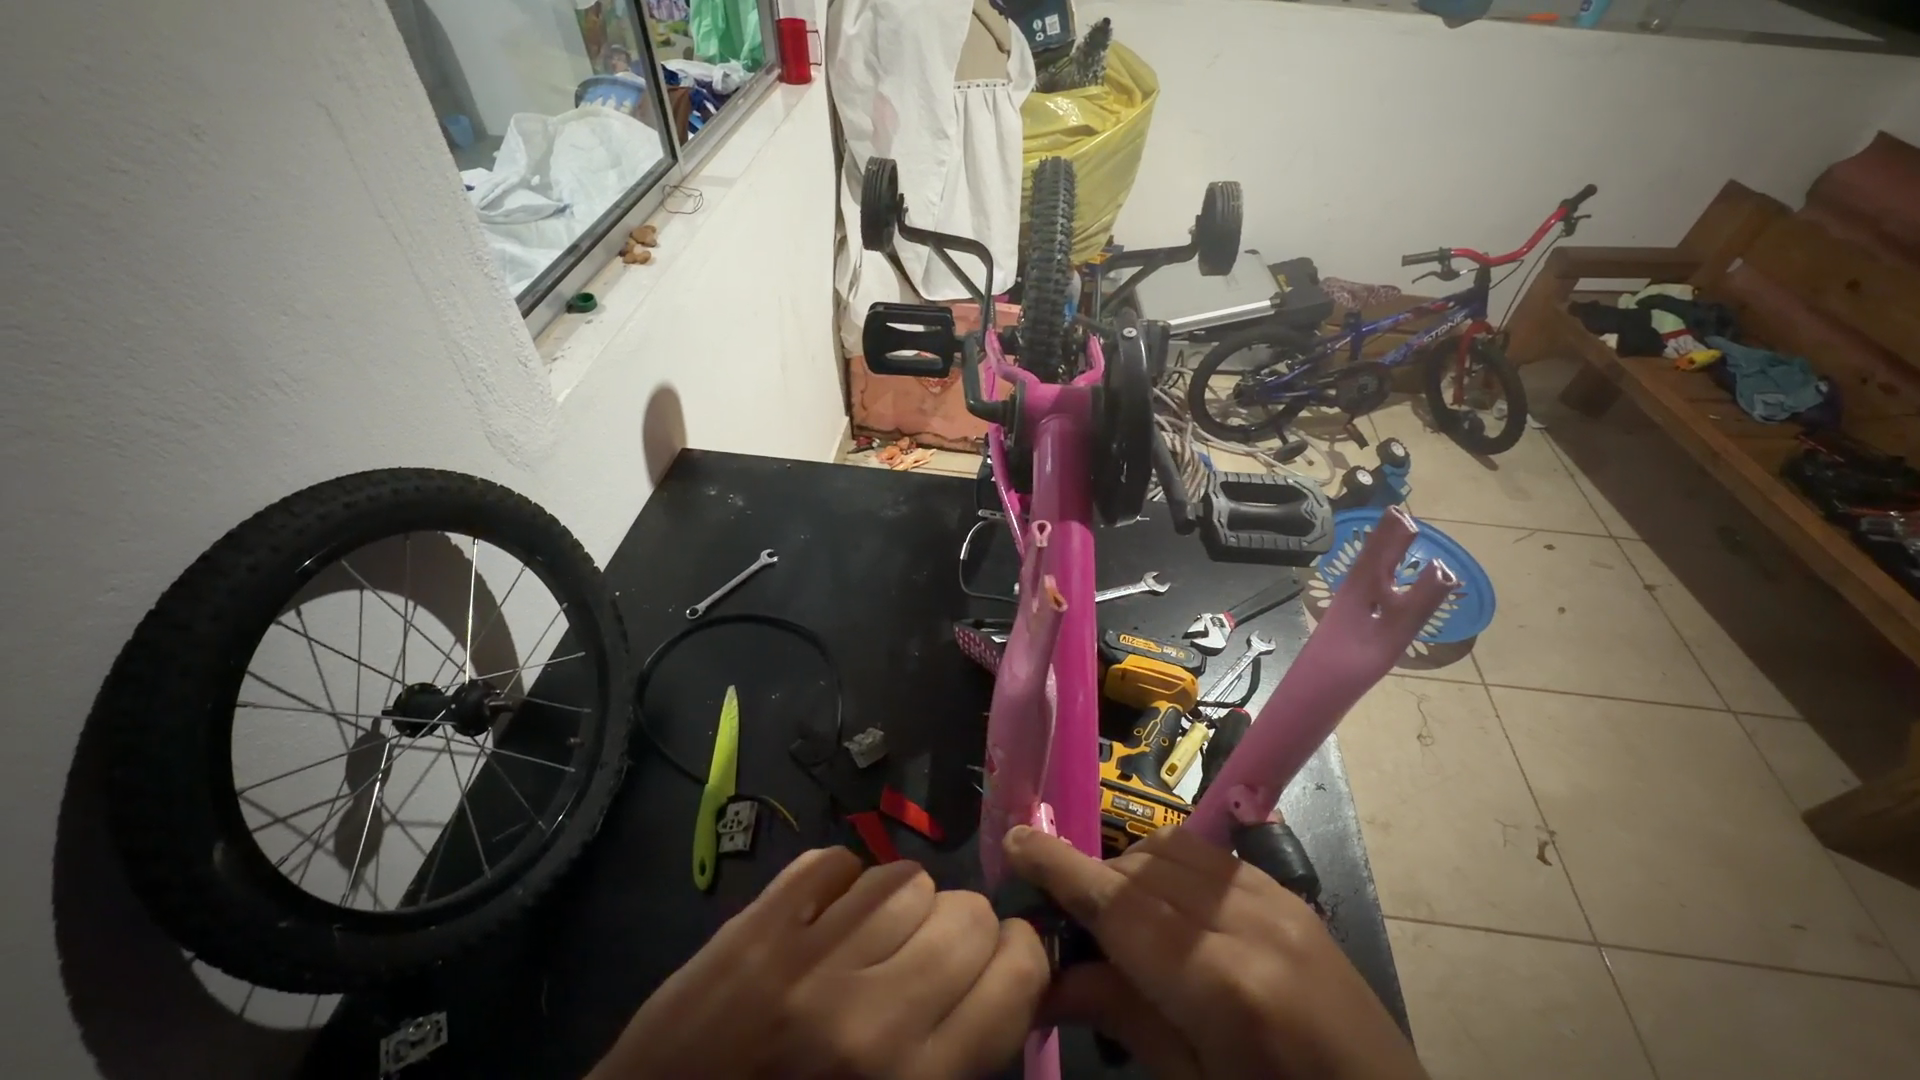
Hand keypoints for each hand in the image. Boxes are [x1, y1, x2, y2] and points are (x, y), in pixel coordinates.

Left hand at [588, 847, 1050, 1078]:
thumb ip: (959, 1048)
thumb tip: (1005, 975)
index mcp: (914, 1077)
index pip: (1015, 974)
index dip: (1019, 959)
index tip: (998, 965)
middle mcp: (868, 1012)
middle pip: (967, 913)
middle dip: (961, 931)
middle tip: (928, 958)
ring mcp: (806, 957)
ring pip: (907, 878)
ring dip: (903, 905)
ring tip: (874, 939)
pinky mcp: (756, 923)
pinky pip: (838, 862)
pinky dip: (843, 884)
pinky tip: (826, 920)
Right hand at [1007, 825, 1426, 1079]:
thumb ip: (1122, 1015)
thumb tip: (1044, 978)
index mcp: (1222, 984)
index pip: (1119, 905)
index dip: (1060, 869)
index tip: (1015, 842)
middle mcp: (1248, 923)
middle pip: (1141, 870)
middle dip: (1094, 882)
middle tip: (1069, 925)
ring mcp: (1277, 901)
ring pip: (1173, 850)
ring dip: (1131, 870)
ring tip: (1122, 920)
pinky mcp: (1291, 895)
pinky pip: (1210, 858)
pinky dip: (1171, 868)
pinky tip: (1169, 909)